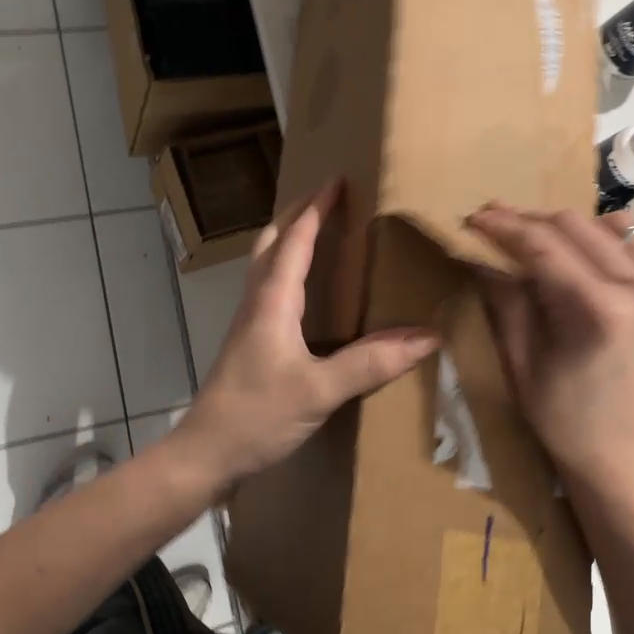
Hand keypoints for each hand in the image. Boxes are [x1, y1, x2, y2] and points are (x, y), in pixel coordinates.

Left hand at [174, 181, 440, 487]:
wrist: (206, 453)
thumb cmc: (257, 416)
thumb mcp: (320, 390)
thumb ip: (371, 363)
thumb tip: (426, 337)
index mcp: (272, 301)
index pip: (295, 240)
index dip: (317, 209)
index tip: (339, 180)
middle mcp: (256, 302)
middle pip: (271, 242)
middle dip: (297, 213)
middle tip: (327, 198)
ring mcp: (248, 322)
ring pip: (265, 264)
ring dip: (287, 238)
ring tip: (316, 231)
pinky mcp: (248, 342)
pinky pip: (267, 288)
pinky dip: (285, 269)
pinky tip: (303, 290)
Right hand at [466, 204, 633, 476]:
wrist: (622, 457)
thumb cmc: (561, 416)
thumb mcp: (519, 356)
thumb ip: (504, 294)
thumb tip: (476, 250)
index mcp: (603, 312)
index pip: (545, 245)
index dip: (505, 226)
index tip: (475, 216)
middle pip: (578, 226)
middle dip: (531, 221)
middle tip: (497, 222)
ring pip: (615, 228)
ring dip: (571, 228)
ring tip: (541, 241)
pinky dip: (610, 247)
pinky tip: (586, 263)